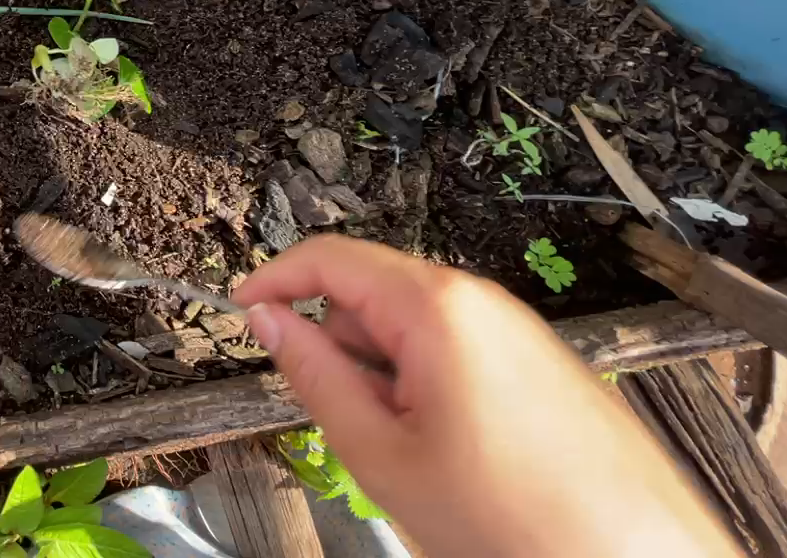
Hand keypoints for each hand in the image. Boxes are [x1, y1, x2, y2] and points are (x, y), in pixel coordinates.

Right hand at [235, 235, 740, 557]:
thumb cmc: (518, 529)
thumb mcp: (379, 451)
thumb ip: (310, 371)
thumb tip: (266, 320)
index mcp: (436, 306)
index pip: (327, 257)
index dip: (273, 278)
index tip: (243, 308)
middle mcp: (481, 300)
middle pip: (369, 288)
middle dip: (335, 337)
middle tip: (333, 406)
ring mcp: (519, 330)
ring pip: (410, 322)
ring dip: (380, 365)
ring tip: (399, 443)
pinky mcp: (543, 363)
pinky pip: (454, 346)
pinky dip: (422, 378)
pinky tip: (442, 445)